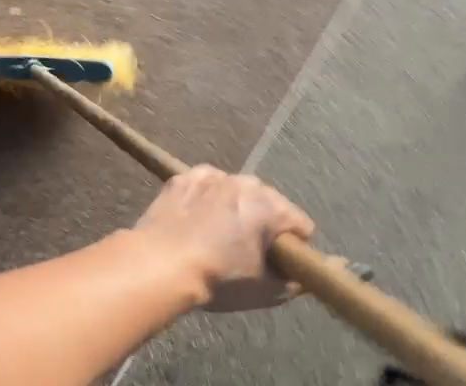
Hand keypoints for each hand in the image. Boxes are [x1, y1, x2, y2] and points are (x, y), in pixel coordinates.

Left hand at [133, 166, 314, 312]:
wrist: (161, 263)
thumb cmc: (219, 279)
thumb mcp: (266, 291)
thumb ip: (295, 281)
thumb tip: (304, 277)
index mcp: (268, 206)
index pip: (300, 223)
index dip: (297, 245)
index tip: (283, 261)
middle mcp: (241, 182)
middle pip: (268, 201)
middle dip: (266, 222)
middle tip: (252, 249)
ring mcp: (208, 175)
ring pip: (235, 189)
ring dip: (236, 206)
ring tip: (222, 233)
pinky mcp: (182, 177)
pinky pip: (205, 185)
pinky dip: (208, 198)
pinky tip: (199, 218)